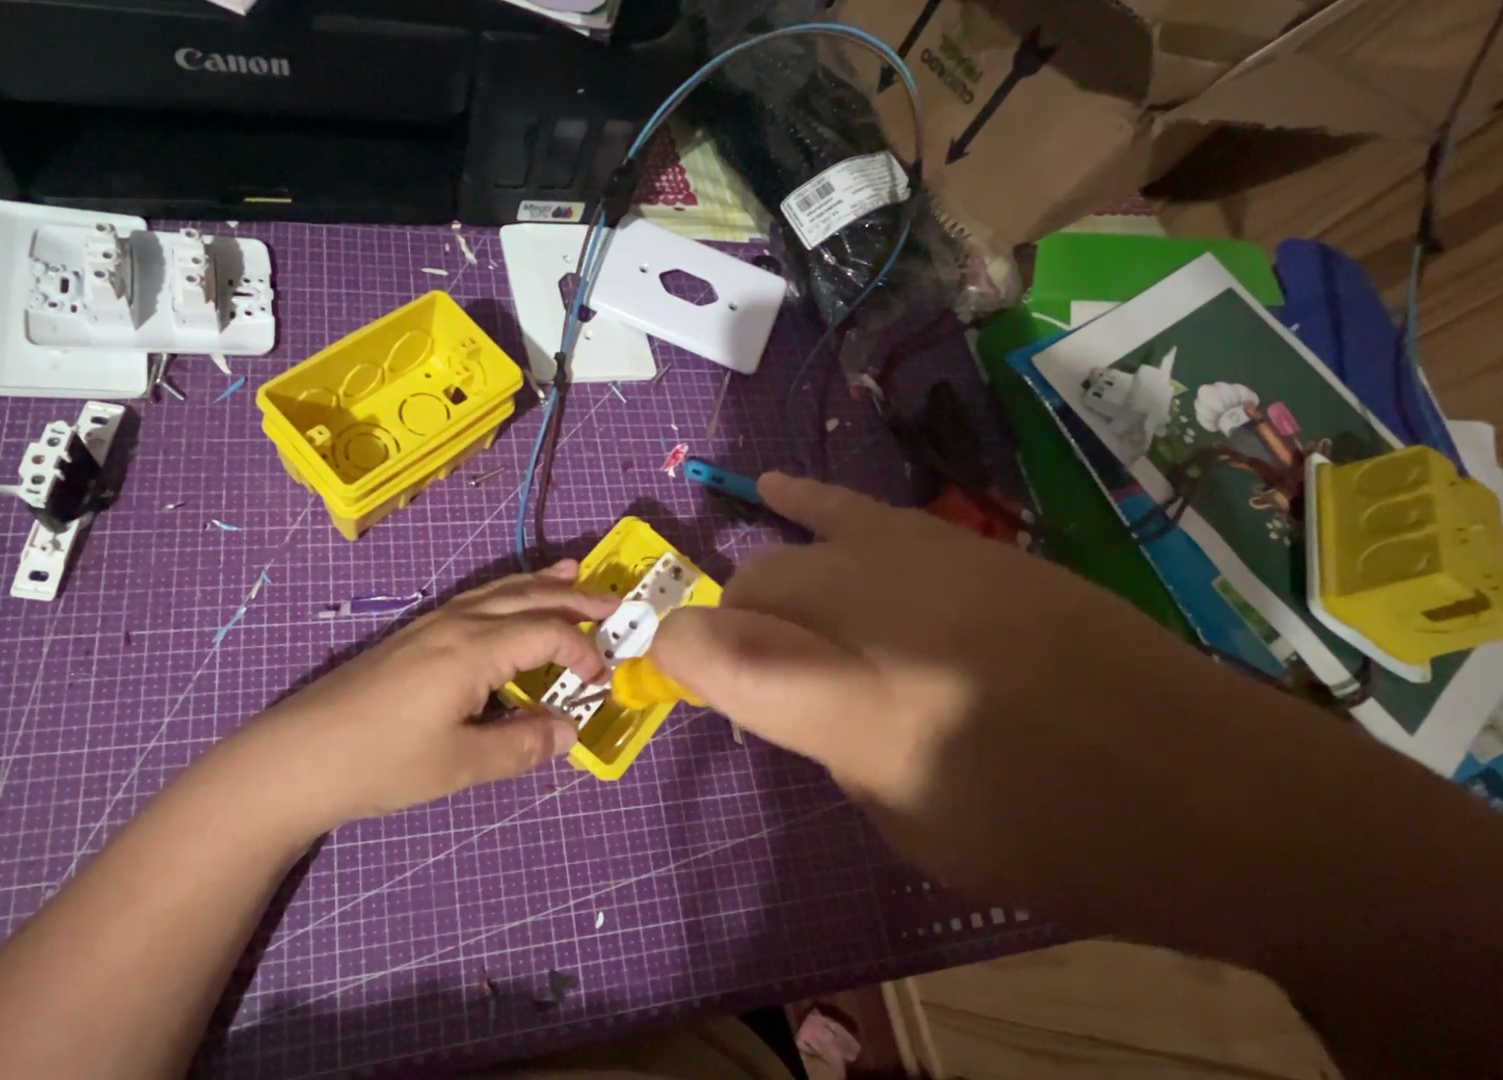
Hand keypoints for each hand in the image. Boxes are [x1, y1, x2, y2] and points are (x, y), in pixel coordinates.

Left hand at [233, 561, 617, 835]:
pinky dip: (505, 595)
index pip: (546, 634)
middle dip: (573, 595)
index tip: (603, 680)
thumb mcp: (461, 764)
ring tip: (571, 572)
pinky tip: (505, 606)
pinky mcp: (411, 637)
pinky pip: (473, 602)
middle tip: (615, 598)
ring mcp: (429, 625)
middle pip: (525, 597)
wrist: (297, 756)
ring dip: (539, 584)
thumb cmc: (382, 762)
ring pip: (496, 591)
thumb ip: (522, 745)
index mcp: (474, 649)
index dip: (583, 651)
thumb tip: (570, 731)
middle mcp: (455, 624)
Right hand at [648, 473, 1366, 931]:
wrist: (1211, 787)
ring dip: (771, 584)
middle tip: (762, 677)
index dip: (677, 659)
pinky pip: (860, 508)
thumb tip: (782, 689)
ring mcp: (927, 567)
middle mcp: (880, 619)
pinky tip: (771, 487)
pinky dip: (806, 501)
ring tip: (783, 615)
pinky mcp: (967, 544)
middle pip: (750, 590)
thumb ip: (823, 742)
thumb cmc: (1051, 840)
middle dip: (734, 630)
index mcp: (858, 710)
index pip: (715, 653)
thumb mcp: (905, 823)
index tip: (681, 679)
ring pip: (797, 551)